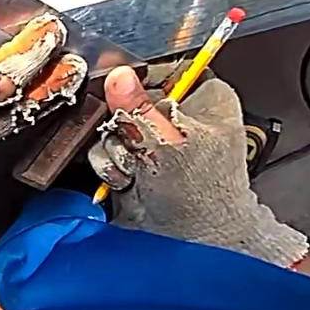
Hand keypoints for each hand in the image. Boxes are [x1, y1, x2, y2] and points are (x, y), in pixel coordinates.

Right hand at [88, 66, 309, 267]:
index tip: (127, 94)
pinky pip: (105, 151)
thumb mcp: (169, 140)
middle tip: (134, 141)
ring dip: (116, 150)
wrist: (191, 241)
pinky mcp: (133, 162)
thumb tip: (118, 75)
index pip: (166, 68)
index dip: (143, 80)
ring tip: (136, 169)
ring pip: (112, 125)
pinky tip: (127, 180)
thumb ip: (139, 106)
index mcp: (205, 97)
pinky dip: (111, 167)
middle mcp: (178, 116)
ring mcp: (153, 140)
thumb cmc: (201, 192)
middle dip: (123, 124)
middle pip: (129, 97)